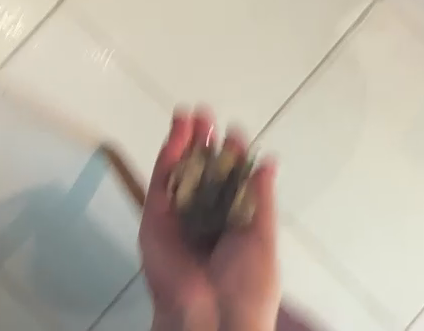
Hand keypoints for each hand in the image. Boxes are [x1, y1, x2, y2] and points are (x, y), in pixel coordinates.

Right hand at [140, 107, 279, 330]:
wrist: (211, 315)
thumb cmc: (247, 285)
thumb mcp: (261, 240)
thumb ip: (258, 198)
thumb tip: (268, 162)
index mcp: (232, 223)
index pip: (230, 181)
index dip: (232, 155)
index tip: (235, 131)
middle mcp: (204, 214)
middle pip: (201, 170)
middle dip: (203, 141)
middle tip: (205, 113)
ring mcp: (178, 212)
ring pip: (179, 168)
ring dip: (183, 140)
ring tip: (189, 113)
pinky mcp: (155, 213)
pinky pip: (161, 179)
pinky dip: (168, 155)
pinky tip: (176, 135)